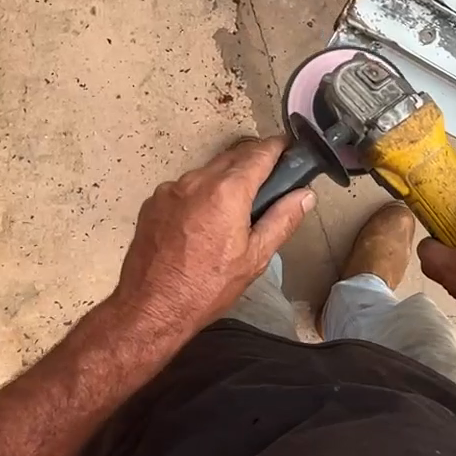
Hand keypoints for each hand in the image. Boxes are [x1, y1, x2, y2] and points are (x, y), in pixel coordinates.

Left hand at [112, 136, 314, 333]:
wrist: (151, 308)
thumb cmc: (204, 288)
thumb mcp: (255, 257)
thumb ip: (283, 220)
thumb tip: (304, 196)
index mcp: (226, 192)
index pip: (259, 153)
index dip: (277, 147)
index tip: (287, 147)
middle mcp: (196, 181)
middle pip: (233, 157)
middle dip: (253, 163)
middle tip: (269, 181)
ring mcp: (171, 190)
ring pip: (207, 172)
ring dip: (224, 180)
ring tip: (234, 210)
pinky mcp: (154, 202)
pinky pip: (185, 188)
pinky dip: (199, 195)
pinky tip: (203, 222)